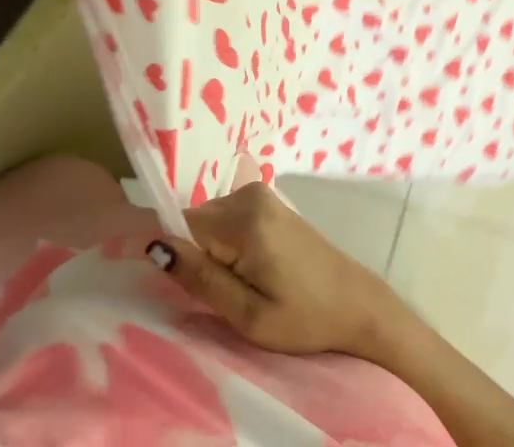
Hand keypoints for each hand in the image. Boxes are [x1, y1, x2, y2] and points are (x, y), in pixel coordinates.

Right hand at [151, 182, 408, 358]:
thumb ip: (201, 279)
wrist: (359, 305)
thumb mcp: (249, 316)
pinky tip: (257, 268)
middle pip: (195, 222)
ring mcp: (260, 193)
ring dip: (216, 252)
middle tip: (232, 292)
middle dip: (201, 256)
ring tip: (248, 283)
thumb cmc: (306, 320)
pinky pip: (227, 218)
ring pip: (209, 221)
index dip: (182, 258)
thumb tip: (154, 246)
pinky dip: (231, 243)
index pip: (181, 226)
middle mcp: (248, 195)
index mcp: (244, 221)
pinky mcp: (268, 200)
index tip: (199, 286)